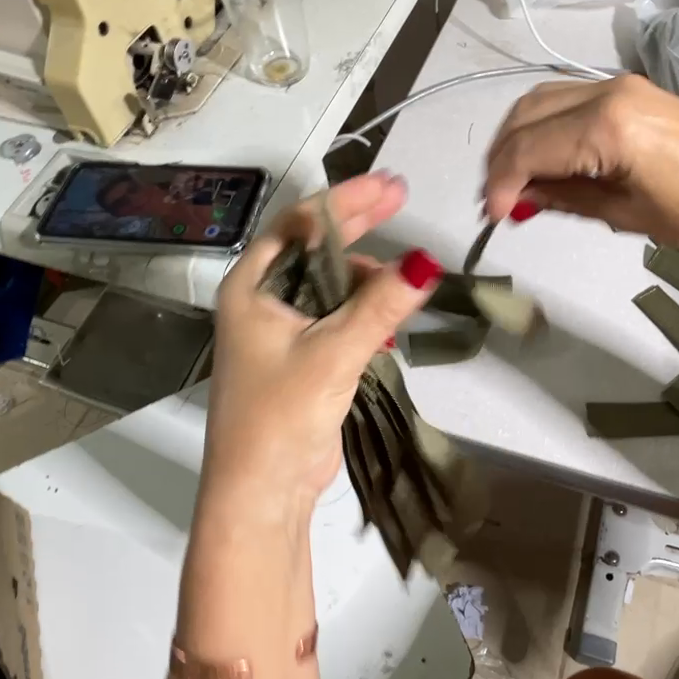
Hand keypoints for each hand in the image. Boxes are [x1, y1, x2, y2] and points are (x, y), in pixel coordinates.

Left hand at [204, 173, 441, 518]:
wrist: (261, 493)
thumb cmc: (279, 417)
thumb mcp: (333, 354)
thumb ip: (380, 306)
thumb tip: (426, 263)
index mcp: (252, 286)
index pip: (301, 224)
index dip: (346, 201)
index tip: (389, 186)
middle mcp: (262, 298)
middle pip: (315, 245)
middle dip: (359, 225)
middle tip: (400, 198)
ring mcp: (282, 326)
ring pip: (330, 281)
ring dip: (366, 276)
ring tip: (402, 281)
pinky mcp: (302, 353)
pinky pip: (338, 313)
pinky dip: (365, 308)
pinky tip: (389, 315)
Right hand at [482, 75, 678, 248]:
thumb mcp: (625, 215)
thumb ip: (564, 199)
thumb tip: (520, 198)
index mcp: (607, 126)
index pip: (528, 148)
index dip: (501, 183)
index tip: (491, 216)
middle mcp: (606, 92)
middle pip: (525, 116)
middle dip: (501, 158)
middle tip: (497, 200)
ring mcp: (617, 84)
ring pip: (540, 101)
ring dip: (518, 138)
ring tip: (516, 182)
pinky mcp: (628, 89)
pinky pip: (565, 100)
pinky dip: (544, 127)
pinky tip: (545, 160)